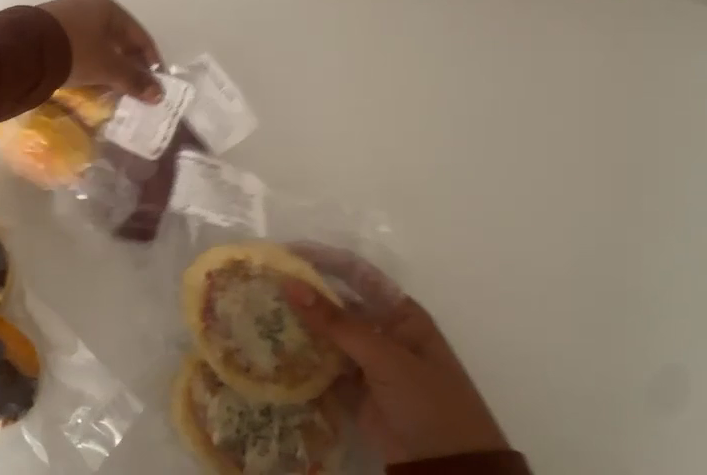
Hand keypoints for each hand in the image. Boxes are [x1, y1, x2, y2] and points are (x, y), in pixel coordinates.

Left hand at [35, 0, 162, 101]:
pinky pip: (77, 47)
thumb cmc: (75, 51)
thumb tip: (159, 94)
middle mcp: (88, 7)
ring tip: (113, 87)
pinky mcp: (48, 30)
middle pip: (117, 38)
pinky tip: (87, 78)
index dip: (151, 60)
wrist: (24, 47)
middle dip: (128, 64)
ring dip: (106, 64)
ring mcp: (66, 17)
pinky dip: (87, 62)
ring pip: (96, 44)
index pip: (139, 35)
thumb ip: (134, 79)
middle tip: (136, 87)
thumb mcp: (108, 67)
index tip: (156, 83)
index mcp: (108, 9)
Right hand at [281, 253, 508, 463]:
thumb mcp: (384, 357)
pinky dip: (299, 357)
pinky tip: (270, 347)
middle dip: (302, 292)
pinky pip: (320, 365)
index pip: (356, 274)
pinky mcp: (353, 388)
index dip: (323, 260)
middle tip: (261, 282)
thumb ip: (334, 322)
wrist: (449, 469)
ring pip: (324, 333)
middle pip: (336, 303)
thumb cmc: (428, 401)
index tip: (285, 252)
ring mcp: (366, 361)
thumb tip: (287, 282)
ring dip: (296, 324)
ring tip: (257, 311)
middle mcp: (382, 332)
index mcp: (399, 315)